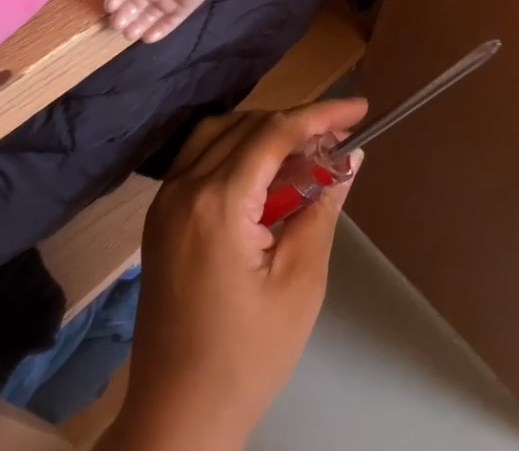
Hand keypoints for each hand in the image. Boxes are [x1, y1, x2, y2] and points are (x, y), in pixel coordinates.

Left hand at [99, 99, 368, 450]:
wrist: (179, 409)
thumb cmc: (248, 354)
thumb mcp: (300, 282)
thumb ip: (321, 209)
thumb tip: (347, 160)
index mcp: (217, 203)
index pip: (274, 133)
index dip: (320, 114)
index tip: (359, 108)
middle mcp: (182, 189)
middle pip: (244, 126)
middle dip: (295, 123)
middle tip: (339, 138)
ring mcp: (164, 203)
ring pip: (216, 135)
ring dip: (262, 133)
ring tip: (306, 154)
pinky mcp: (159, 220)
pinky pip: (198, 161)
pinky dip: (235, 153)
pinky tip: (265, 178)